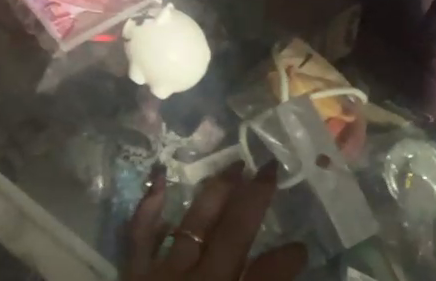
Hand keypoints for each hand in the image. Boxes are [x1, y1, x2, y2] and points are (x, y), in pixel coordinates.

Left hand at [125, 162, 306, 280]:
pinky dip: (149, 206)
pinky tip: (159, 179)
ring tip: (233, 165)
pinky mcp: (134, 276)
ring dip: (214, 192)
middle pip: (233, 236)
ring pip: (193, 224)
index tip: (301, 248)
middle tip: (270, 167)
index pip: (267, 278)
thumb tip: (281, 272)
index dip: (285, 262)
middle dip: (254, 200)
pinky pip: (139, 233)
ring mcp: (163, 276)